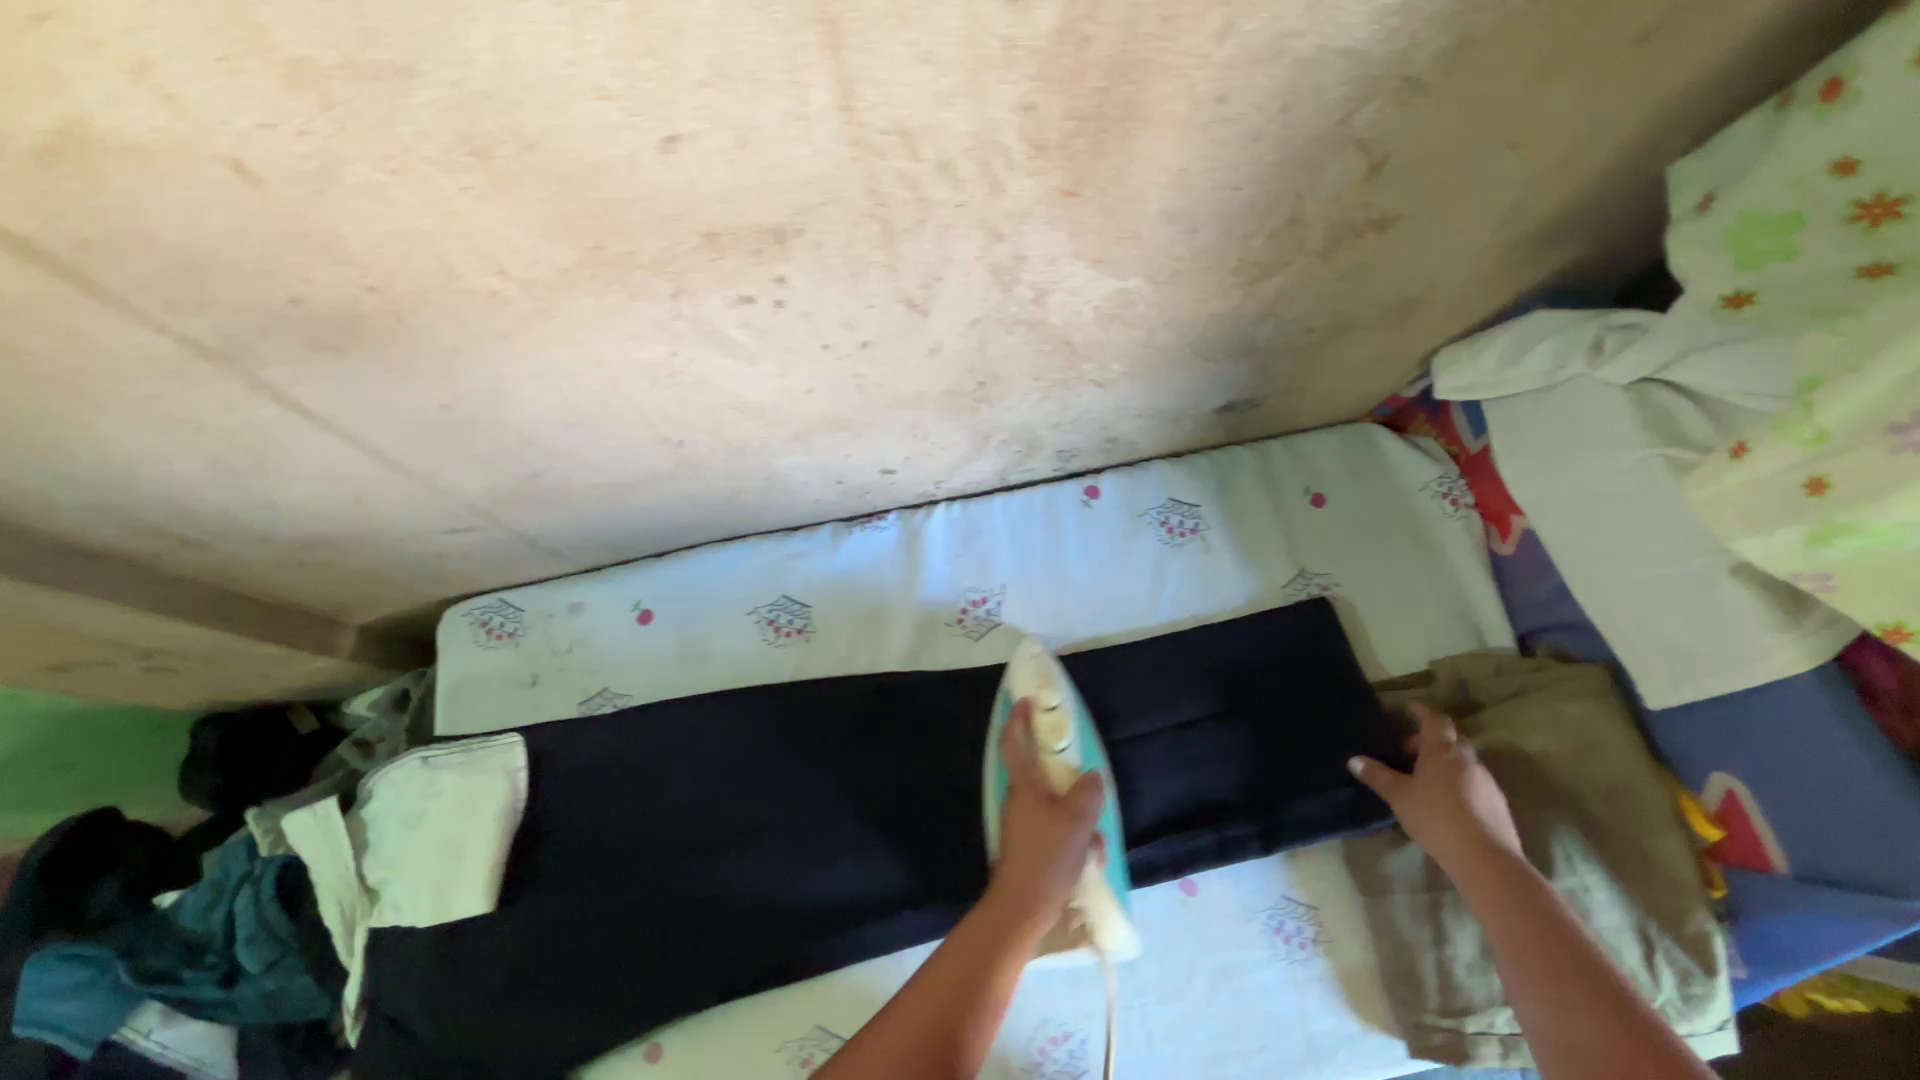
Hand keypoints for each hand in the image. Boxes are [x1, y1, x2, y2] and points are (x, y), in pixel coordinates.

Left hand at [987, 699, 1105, 933]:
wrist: (1024, 907)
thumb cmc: (1047, 855)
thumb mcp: (1077, 819)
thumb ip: (1087, 792)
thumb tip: (1091, 777)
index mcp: (1024, 786)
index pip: (1014, 742)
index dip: (1019, 719)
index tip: (1029, 701)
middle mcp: (1020, 801)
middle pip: (1045, 777)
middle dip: (1073, 787)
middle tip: (1091, 795)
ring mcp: (1024, 825)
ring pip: (1059, 809)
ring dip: (1081, 823)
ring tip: (1095, 845)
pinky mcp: (1031, 847)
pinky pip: (1060, 833)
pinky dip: (1077, 843)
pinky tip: (1090, 862)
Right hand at [1348, 702, 1521, 872]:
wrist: (1484, 856)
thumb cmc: (1435, 817)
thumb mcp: (1398, 796)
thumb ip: (1377, 775)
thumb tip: (1354, 759)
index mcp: (1443, 751)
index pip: (1434, 720)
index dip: (1421, 712)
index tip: (1409, 707)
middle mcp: (1468, 759)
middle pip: (1450, 740)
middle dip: (1428, 741)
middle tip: (1407, 752)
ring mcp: (1486, 781)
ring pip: (1462, 762)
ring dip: (1443, 763)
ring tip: (1422, 779)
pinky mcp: (1496, 802)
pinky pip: (1472, 781)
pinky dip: (1456, 782)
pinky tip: (1444, 802)